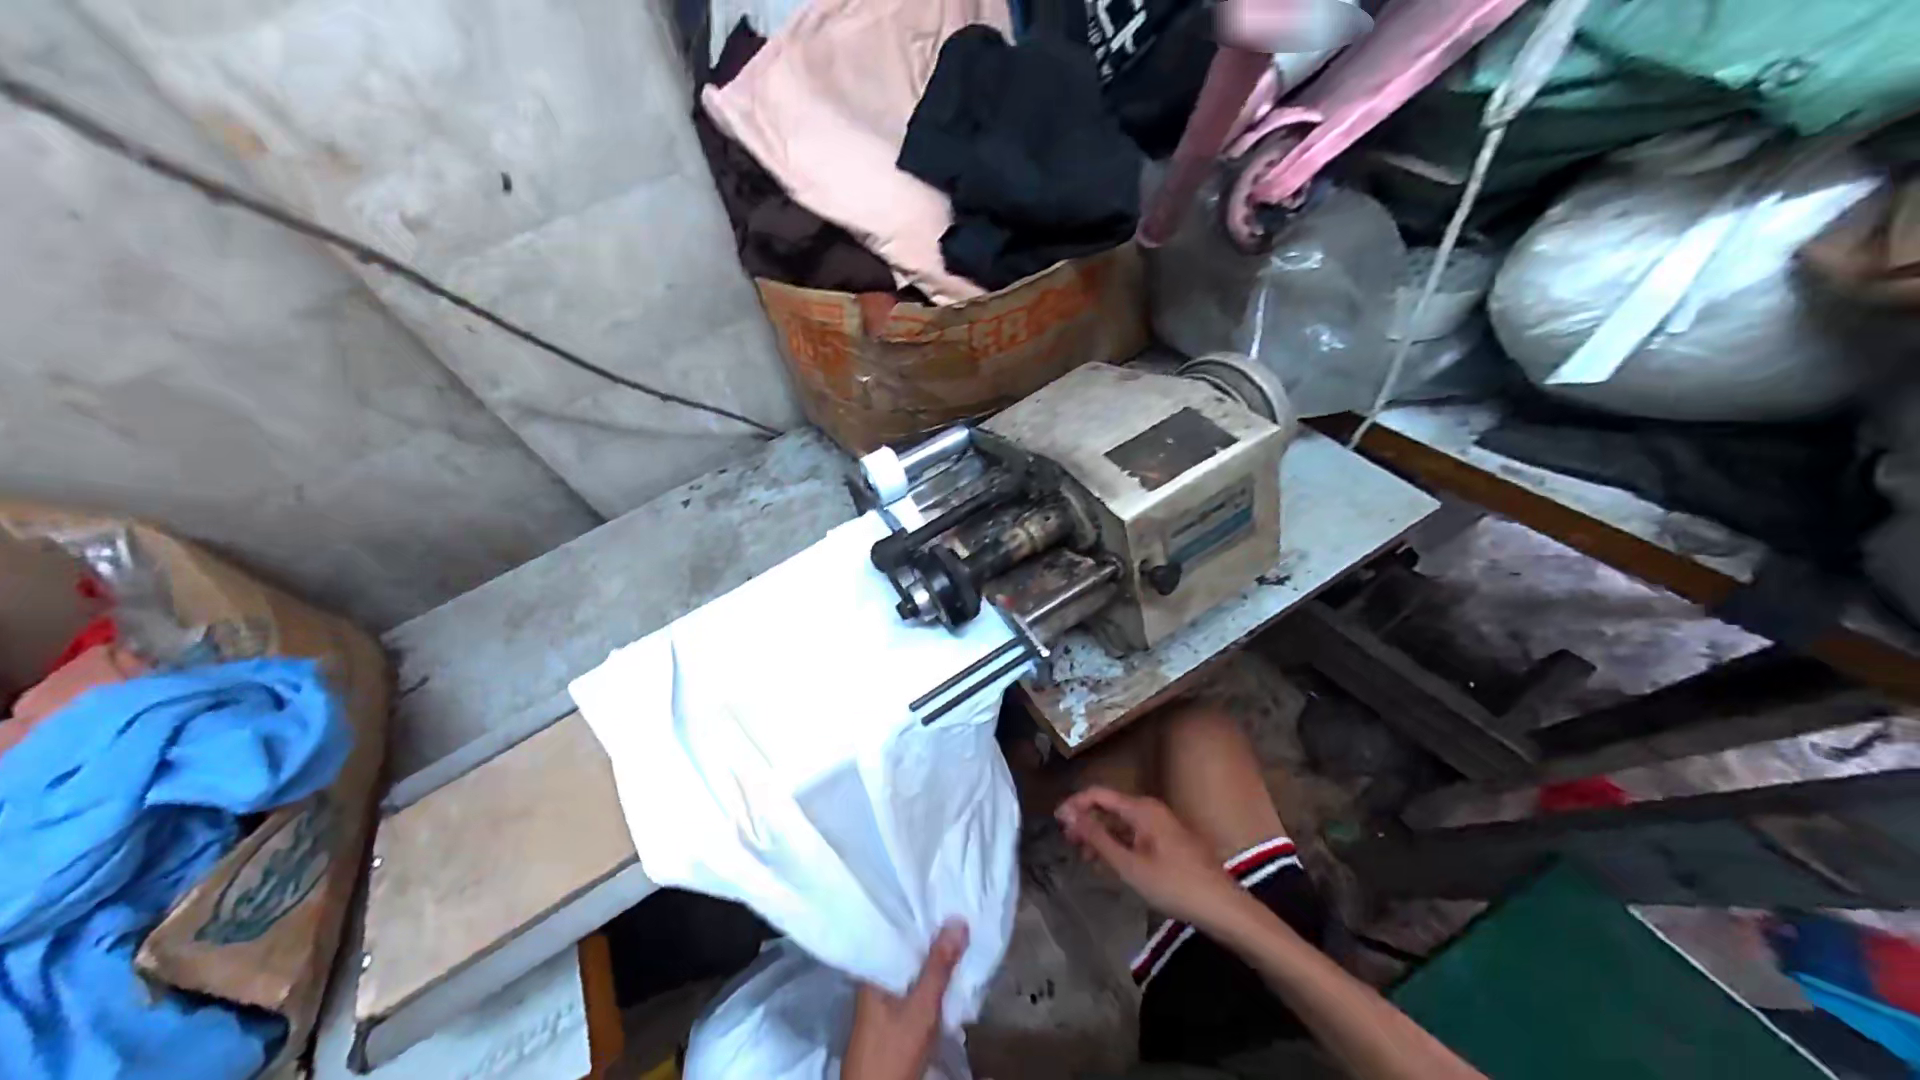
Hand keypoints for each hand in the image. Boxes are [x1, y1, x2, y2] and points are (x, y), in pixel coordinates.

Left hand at [842, 919, 968, 1079]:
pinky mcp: (890, 1019)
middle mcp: (874, 980)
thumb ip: (939, 967)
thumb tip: (958, 919)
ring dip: (933, 962)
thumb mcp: (921, 1008)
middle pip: (906, 951)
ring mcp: (881, 1001)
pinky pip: (913, 988)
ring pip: (911, 971)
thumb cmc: (894, 1050)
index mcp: (873, 970)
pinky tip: (948, 977)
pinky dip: (929, 982)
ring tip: (960, 940)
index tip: (947, 901)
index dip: (923, 916)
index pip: (898, 930)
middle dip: (932, 939)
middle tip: (962, 918)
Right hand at [1056, 787, 1248, 930]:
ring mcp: (1162, 825)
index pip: (1098, 794)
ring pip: (1122, 823)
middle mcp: (1151, 809)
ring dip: (1101, 836)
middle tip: (1068, 844)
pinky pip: (1135, 834)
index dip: (1075, 804)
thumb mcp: (1128, 864)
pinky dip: (1118, 845)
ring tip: (1085, 858)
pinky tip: (1110, 865)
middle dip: (1086, 822)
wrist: (1223, 908)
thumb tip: (1067, 814)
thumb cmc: (1173, 885)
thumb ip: (1096, 837)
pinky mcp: (1169, 842)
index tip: (1056, 823)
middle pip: (1109, 807)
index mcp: (1141, 809)